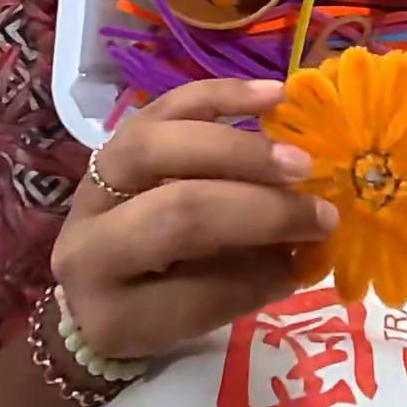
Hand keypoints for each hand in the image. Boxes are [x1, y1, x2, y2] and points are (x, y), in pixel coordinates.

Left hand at [51, 79, 337, 359]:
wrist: (100, 272)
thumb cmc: (158, 299)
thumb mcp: (200, 312)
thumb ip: (250, 282)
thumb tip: (309, 244)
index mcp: (111, 311)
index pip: (190, 297)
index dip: (257, 278)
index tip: (313, 254)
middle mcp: (89, 245)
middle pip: (176, 212)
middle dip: (259, 206)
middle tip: (317, 205)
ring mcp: (94, 184)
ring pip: (159, 147)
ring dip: (242, 150)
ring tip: (298, 158)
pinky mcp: (115, 139)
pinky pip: (166, 106)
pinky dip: (223, 96)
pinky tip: (273, 95)